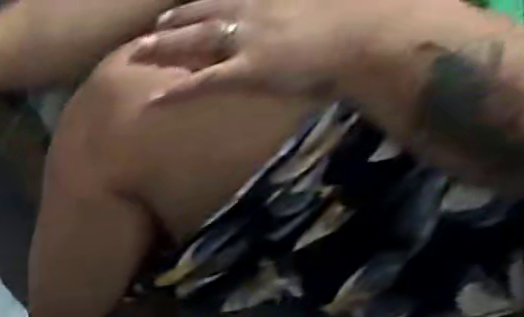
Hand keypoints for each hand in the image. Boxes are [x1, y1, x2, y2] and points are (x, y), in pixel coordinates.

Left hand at [129, 0, 410, 104]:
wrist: (386, 34)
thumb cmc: (378, 14)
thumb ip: (314, 3)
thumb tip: (294, 21)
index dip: (212, 1)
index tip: (192, 5)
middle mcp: (265, 8)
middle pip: (211, 10)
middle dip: (179, 17)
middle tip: (155, 26)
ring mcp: (255, 38)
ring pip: (197, 40)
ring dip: (164, 46)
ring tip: (137, 53)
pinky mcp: (250, 69)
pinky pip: (202, 82)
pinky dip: (175, 92)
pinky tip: (151, 100)